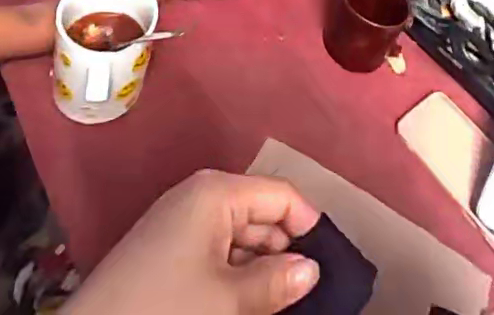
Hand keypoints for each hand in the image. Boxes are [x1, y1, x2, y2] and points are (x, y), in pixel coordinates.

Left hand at [63, 170, 319, 314]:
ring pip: (240, 235)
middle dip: (285, 249)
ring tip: (280, 301)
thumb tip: (312, 269)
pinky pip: (217, 250)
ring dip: (261, 266)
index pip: (280, 195)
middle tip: (309, 291)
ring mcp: (181, 220)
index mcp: (217, 191)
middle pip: (261, 213)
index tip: (329, 264)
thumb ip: (274, 281)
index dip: (308, 225)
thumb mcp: (225, 300)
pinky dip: (235, 272)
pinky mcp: (167, 247)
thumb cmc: (164, 308)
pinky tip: (246, 301)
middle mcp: (201, 194)